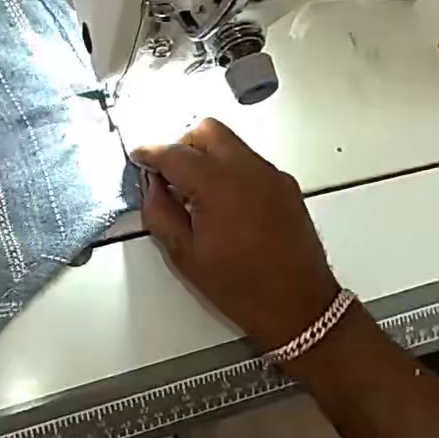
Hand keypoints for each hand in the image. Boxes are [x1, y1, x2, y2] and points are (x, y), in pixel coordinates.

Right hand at [131, 119, 341, 348]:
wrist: (300, 307)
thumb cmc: (242, 287)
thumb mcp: (185, 255)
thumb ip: (160, 212)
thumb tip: (152, 188)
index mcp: (218, 185)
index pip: (174, 153)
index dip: (150, 152)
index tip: (139, 157)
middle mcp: (248, 170)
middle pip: (206, 131)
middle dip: (181, 145)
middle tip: (168, 174)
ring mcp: (271, 175)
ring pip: (230, 143)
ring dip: (206, 156)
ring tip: (195, 192)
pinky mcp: (285, 185)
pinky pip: (249, 161)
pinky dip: (229, 169)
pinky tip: (222, 203)